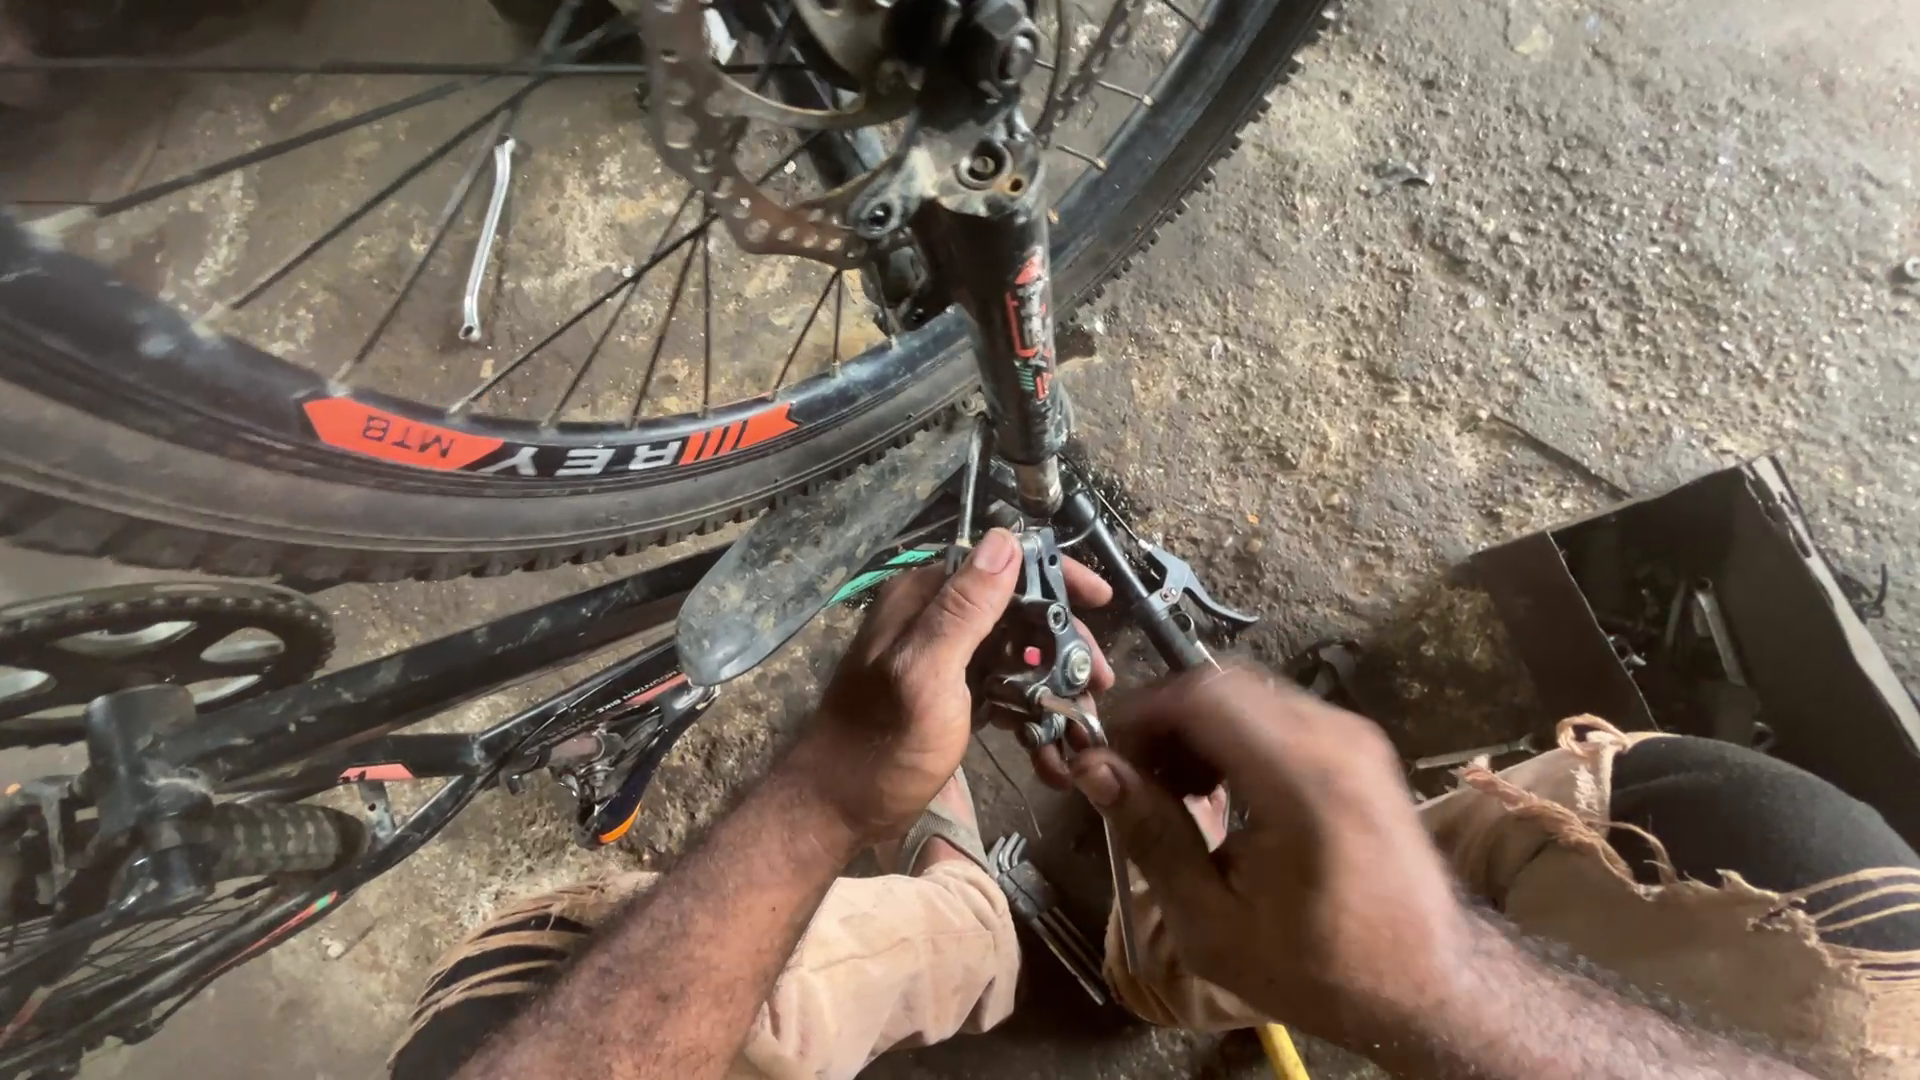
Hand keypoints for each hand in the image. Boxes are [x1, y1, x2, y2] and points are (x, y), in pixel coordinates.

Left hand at [786, 528, 1113, 844]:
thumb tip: (1005, 539)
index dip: (1052, 575)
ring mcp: (942, 659)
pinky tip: (1052, 743)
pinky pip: (1001, 688)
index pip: (998, 564)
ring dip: (1052, 680)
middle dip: (1062, 641)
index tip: (1098, 598)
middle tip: (1098, 679)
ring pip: (1013, 652)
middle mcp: (933, 619)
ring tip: (1084, 716)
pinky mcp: (950, 695)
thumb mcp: (926, 672)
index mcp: (923, 599)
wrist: (838, 809)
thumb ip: (963, 608)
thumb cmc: (880, 743)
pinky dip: (1028, 709)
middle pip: (1015, 611)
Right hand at [1071, 666, 1468, 1047]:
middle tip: (1134, 775)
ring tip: (1172, 787)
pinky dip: (1224, 729)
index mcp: (1304, 784)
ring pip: (1239, 689)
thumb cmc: (1324, 970)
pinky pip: (1267, 706)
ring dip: (1190, 724)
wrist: (1436, 983)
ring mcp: (1350, 731)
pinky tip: (1215, 783)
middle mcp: (1333, 738)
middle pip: (1216, 684)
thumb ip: (1152, 836)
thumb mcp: (1215, 926)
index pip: (1202, 696)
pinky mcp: (1353, 739)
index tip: (1108, 754)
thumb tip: (1093, 768)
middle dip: (1160, 719)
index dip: (1141, 712)